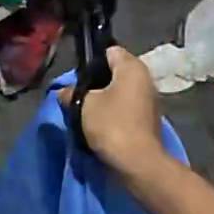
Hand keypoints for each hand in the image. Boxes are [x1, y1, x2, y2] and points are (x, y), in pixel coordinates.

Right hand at [64, 46, 166, 177]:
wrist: (137, 162)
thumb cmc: (111, 125)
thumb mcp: (83, 106)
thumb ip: (71, 93)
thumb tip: (63, 92)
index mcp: (132, 67)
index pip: (109, 51)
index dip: (91, 61)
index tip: (78, 78)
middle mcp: (145, 78)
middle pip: (115, 73)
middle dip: (97, 83)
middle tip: (80, 96)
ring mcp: (150, 100)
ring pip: (121, 93)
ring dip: (106, 101)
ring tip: (88, 113)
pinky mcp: (149, 120)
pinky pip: (127, 109)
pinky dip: (116, 114)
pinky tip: (102, 125)